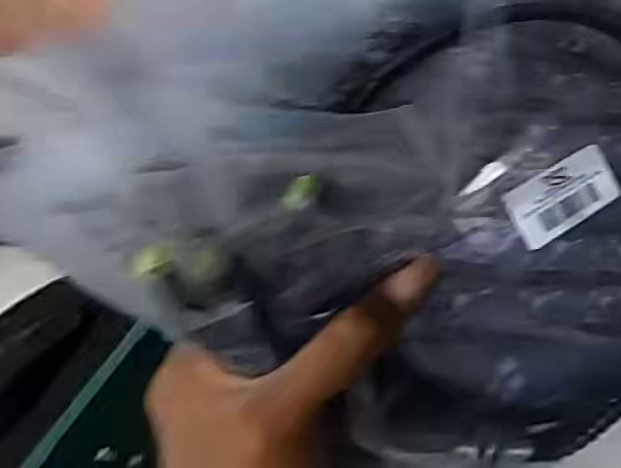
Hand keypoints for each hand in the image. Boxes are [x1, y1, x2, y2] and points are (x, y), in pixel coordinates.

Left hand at [146, 257, 439, 467]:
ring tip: (412, 251)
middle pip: (295, 300)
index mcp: (195, 358)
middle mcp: (228, 365)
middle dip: (347, 270)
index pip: (250, 278)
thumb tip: (425, 264)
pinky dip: (372, 330)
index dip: (304, 243)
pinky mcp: (305, 404)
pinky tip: (406, 302)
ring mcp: (268, 388)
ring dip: (365, 299)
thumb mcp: (285, 409)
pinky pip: (342, 351)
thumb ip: (350, 337)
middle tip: (401, 228)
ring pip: (323, 325)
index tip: (361, 211)